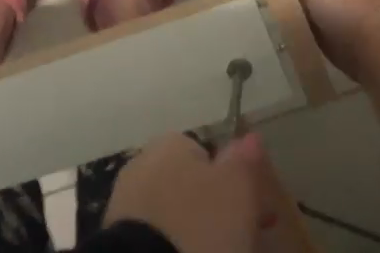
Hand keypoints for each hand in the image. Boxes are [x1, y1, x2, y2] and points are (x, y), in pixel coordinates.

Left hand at [105, 133, 267, 252]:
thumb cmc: (200, 222)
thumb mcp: (237, 188)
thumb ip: (244, 160)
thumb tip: (250, 137)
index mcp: (170, 143)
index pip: (208, 155)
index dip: (236, 184)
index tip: (258, 212)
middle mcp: (144, 163)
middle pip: (191, 184)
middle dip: (217, 209)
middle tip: (244, 238)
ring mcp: (127, 201)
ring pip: (174, 211)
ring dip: (195, 227)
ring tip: (217, 248)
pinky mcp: (121, 236)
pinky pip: (158, 234)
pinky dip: (175, 243)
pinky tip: (189, 252)